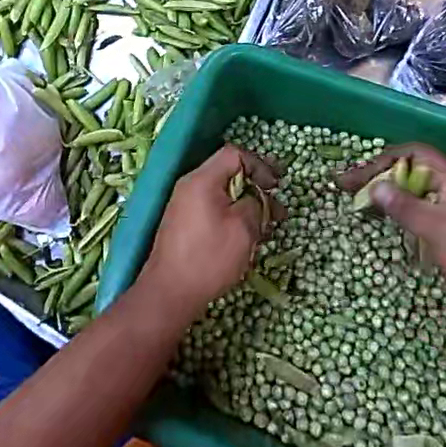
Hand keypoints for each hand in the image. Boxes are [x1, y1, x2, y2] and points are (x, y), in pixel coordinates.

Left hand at [133, 144, 283, 325]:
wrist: (169, 292)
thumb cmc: (209, 257)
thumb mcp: (243, 228)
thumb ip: (255, 204)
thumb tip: (256, 198)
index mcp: (202, 180)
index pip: (234, 154)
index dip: (259, 165)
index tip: (274, 187)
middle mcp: (190, 186)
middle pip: (228, 172)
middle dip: (256, 187)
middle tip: (276, 208)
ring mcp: (183, 205)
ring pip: (222, 193)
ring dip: (246, 205)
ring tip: (266, 227)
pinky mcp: (183, 223)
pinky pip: (213, 209)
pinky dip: (232, 216)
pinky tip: (246, 236)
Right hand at [337, 143, 445, 314]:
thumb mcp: (436, 228)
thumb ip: (405, 206)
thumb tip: (376, 186)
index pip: (415, 154)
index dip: (386, 159)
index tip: (360, 176)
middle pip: (413, 172)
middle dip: (381, 177)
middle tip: (350, 189)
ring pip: (415, 194)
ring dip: (388, 195)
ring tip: (362, 205)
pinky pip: (421, 213)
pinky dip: (400, 214)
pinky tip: (388, 225)